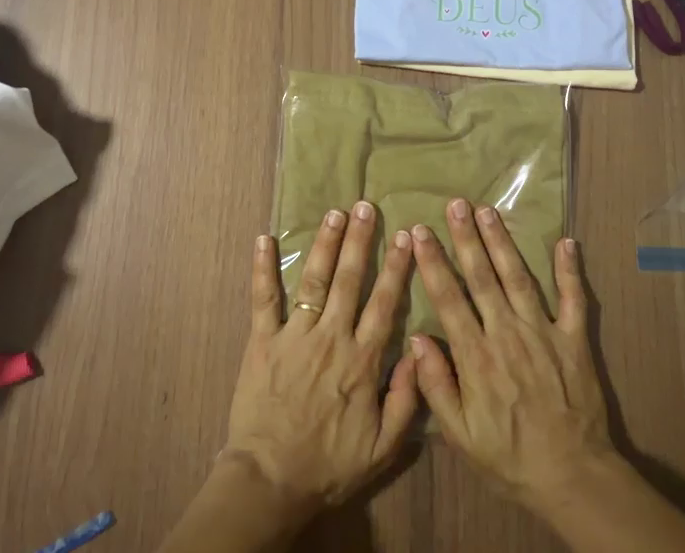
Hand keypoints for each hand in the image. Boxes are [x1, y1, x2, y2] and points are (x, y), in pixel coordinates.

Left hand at [226, 201, 418, 513]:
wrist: (272, 479)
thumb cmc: (330, 464)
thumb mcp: (383, 446)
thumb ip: (407, 399)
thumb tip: (422, 352)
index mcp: (362, 360)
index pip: (385, 303)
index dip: (397, 268)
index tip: (407, 237)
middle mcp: (331, 338)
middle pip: (350, 281)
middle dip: (360, 241)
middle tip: (367, 206)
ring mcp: (294, 336)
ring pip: (314, 281)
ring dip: (325, 245)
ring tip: (335, 213)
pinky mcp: (262, 341)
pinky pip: (263, 299)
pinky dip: (262, 268)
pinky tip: (264, 238)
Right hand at [407, 199, 614, 510]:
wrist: (572, 475)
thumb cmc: (508, 457)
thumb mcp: (459, 434)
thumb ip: (435, 384)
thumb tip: (415, 338)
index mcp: (475, 355)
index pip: (448, 298)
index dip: (432, 262)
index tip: (418, 232)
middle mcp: (507, 334)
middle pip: (482, 277)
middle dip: (465, 238)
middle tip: (455, 203)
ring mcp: (544, 333)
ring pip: (519, 278)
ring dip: (503, 242)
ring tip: (488, 210)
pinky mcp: (575, 340)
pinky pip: (574, 299)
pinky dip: (570, 270)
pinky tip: (566, 242)